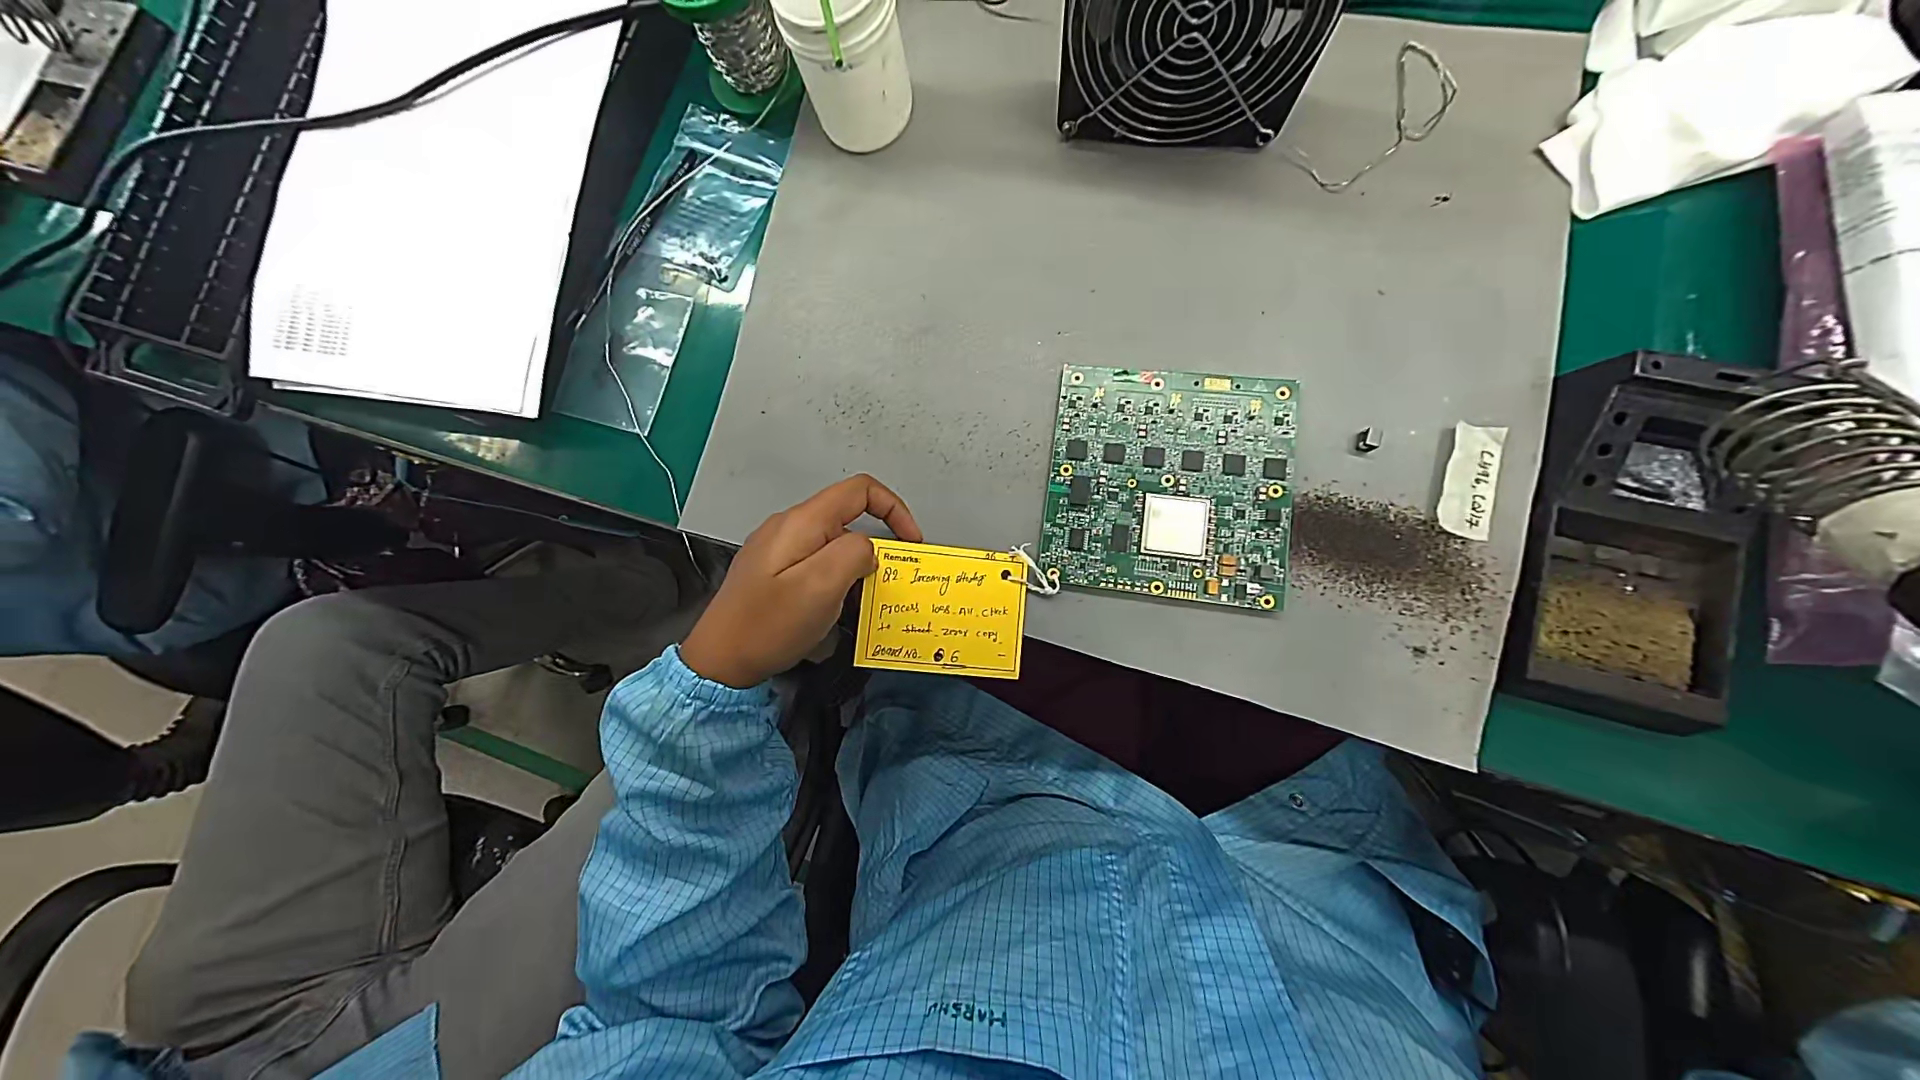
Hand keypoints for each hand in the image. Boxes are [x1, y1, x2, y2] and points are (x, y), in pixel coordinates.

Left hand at [681, 475, 923, 687]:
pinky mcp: (775, 570)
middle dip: (877, 545)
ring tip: (862, 601)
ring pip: (835, 543)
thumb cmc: (767, 626)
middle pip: (849, 517)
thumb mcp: (821, 586)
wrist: (719, 660)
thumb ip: (855, 553)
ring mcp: (779, 548)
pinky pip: (818, 562)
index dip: (894, 509)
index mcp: (802, 522)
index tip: (910, 542)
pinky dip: (839, 578)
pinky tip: (837, 607)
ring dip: (858, 566)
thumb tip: (869, 547)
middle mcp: (789, 527)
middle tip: (887, 581)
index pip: (860, 490)